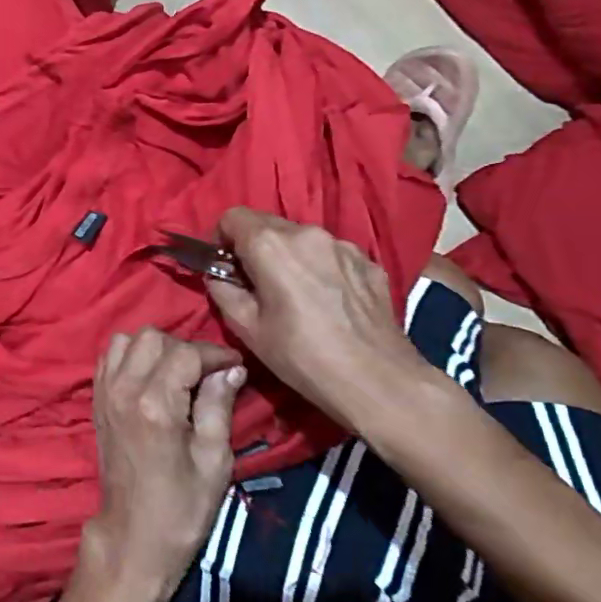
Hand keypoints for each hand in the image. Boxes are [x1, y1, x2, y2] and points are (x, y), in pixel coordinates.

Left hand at [86, 328, 246, 592]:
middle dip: (184, 347)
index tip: (235, 364)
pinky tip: (152, 376)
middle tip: (207, 372)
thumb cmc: (183, 506)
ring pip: (126, 339)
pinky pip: (110, 356)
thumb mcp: (214, 461)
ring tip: (179, 373)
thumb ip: (219, 407)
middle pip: (152, 337)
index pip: (184, 354)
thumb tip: (231, 370)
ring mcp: (104, 390)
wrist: (134, 530)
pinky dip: (131, 355)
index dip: (214, 353)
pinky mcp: (95, 397)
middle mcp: (123, 388)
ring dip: (155, 348)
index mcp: (155, 405)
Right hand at [205, 207, 431, 431]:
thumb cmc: (302, 356)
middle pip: (266, 224)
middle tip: (254, 282)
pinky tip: (326, 300)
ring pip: (299, 238)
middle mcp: (307, 234)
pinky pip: (330, 254)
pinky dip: (319, 267)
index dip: (220, 239)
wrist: (381, 384)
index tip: (224, 266)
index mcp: (270, 245)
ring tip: (293, 292)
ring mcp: (344, 247)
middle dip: (252, 246)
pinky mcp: (370, 264)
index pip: (231, 217)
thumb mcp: (244, 326)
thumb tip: (218, 275)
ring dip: (287, 256)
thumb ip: (221, 289)